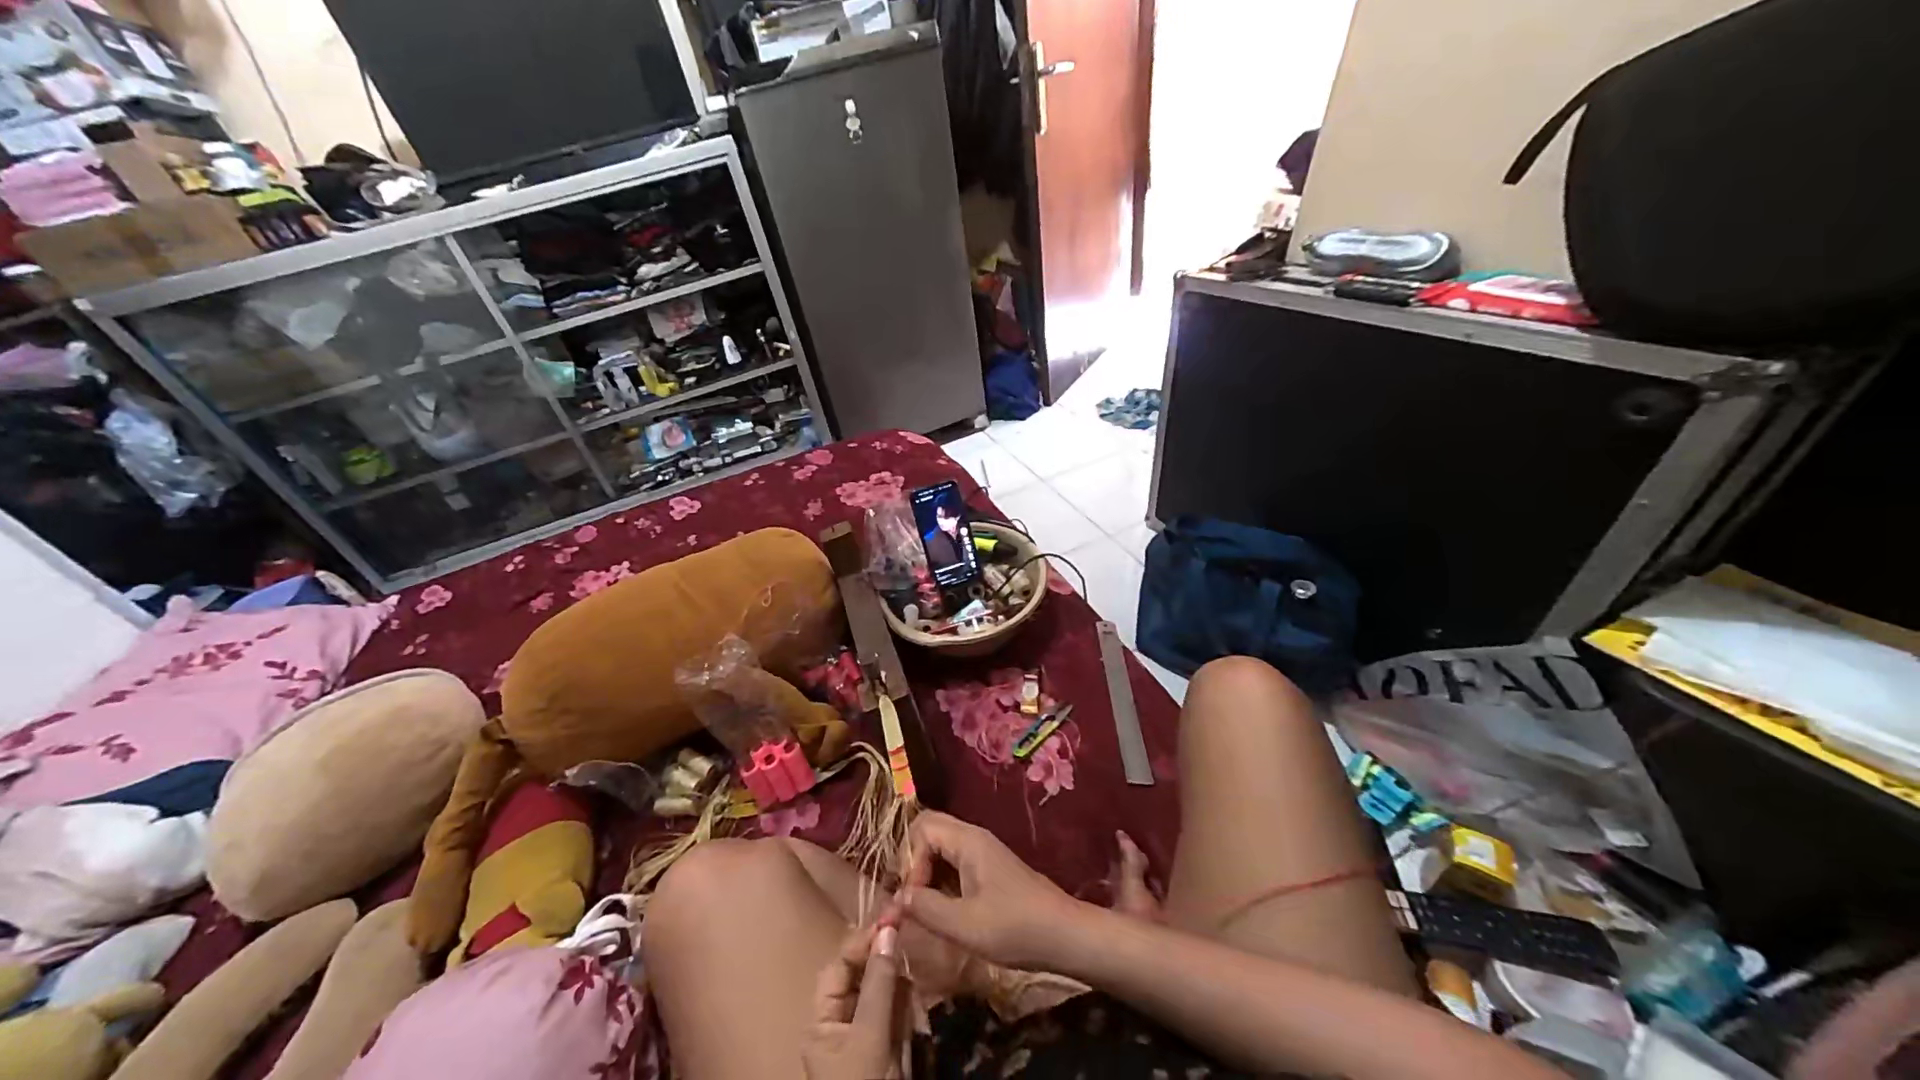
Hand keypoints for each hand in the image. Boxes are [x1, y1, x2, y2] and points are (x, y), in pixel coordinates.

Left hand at [803, 919, 910, 1079]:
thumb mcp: (870, 1036)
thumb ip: (879, 983)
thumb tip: (888, 929)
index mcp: (822, 1020)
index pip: (839, 966)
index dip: (862, 940)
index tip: (891, 918)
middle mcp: (841, 1022)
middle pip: (862, 975)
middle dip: (884, 958)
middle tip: (906, 933)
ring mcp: (866, 1034)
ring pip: (883, 990)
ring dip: (900, 981)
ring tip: (914, 973)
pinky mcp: (888, 1046)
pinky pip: (898, 1011)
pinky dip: (908, 1003)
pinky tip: (917, 1002)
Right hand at [898, 811, 1087, 970]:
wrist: (1066, 935)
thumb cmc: (1016, 928)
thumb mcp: (964, 925)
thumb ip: (926, 908)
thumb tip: (895, 900)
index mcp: (968, 841)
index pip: (922, 827)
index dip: (909, 859)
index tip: (914, 897)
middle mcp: (974, 838)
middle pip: (929, 831)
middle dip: (913, 862)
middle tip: (912, 899)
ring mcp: (984, 852)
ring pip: (941, 847)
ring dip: (926, 872)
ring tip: (923, 908)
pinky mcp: (990, 869)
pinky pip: (954, 861)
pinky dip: (941, 879)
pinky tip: (943, 909)